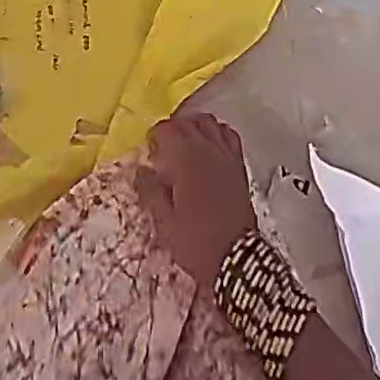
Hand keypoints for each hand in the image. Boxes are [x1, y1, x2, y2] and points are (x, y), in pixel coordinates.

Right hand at [136, 113, 257, 286]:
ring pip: (208, 122)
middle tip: (162, 149)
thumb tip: (141, 170)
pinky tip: (208, 146)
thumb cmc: (196, 242)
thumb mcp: (165, 223)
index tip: (149, 151)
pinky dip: (215, 132)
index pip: (167, 129)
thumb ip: (150, 191)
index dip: (155, 136)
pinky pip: (227, 134)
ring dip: (193, 126)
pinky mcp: (239, 163)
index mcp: (186, 158)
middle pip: (187, 122)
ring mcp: (226, 153)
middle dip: (171, 130)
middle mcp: (208, 148)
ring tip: (184, 144)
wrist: (236, 257)